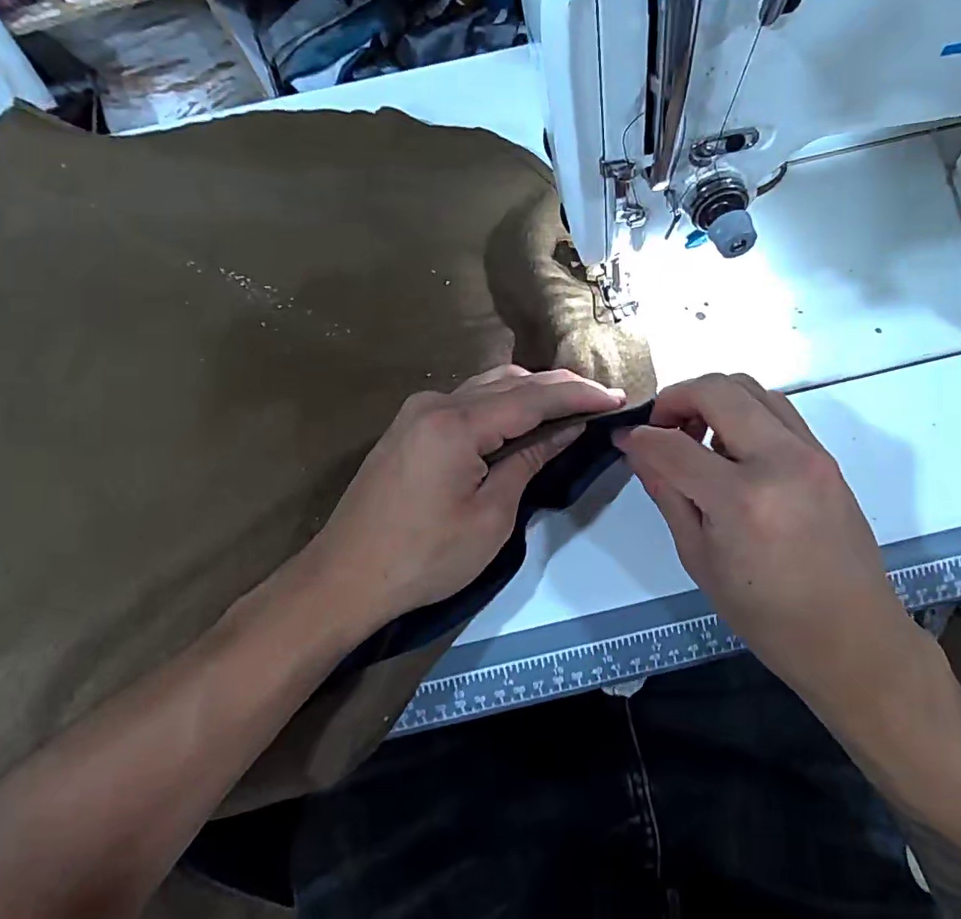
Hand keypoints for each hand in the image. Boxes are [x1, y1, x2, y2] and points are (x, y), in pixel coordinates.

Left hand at [306, 365, 624, 630]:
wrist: (344, 578)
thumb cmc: (424, 557)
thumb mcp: (491, 516)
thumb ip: (529, 461)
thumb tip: (566, 429)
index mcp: (456, 424)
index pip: (533, 398)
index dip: (579, 395)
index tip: (616, 397)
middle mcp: (436, 403)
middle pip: (511, 382)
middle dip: (559, 387)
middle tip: (601, 398)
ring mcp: (418, 412)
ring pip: (488, 385)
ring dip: (531, 391)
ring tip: (571, 405)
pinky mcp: (409, 426)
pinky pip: (468, 400)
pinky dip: (502, 402)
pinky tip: (523, 417)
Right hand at [614, 373, 921, 707]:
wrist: (851, 635)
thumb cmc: (767, 616)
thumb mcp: (700, 560)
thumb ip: (669, 495)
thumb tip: (641, 452)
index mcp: (742, 500)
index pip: (674, 446)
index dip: (641, 439)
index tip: (626, 440)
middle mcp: (780, 461)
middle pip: (717, 390)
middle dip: (677, 397)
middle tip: (661, 426)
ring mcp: (810, 453)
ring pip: (751, 388)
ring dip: (714, 399)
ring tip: (697, 436)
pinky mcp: (826, 455)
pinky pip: (778, 409)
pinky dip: (745, 411)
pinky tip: (732, 447)